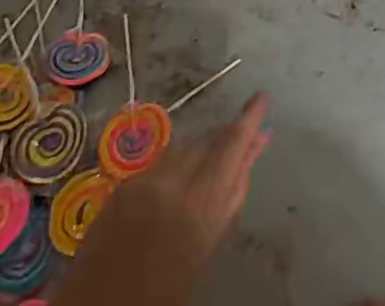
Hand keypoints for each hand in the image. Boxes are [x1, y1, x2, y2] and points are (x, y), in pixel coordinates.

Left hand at [53, 93, 271, 305]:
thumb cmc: (165, 289)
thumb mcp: (208, 244)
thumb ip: (233, 191)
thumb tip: (255, 148)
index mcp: (198, 203)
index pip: (230, 144)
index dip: (249, 118)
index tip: (261, 98)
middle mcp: (170, 180)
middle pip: (207, 139)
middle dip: (226, 135)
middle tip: (242, 139)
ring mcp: (142, 179)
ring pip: (185, 145)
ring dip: (202, 146)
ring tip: (213, 163)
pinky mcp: (123, 183)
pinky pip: (162, 159)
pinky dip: (179, 160)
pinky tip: (180, 180)